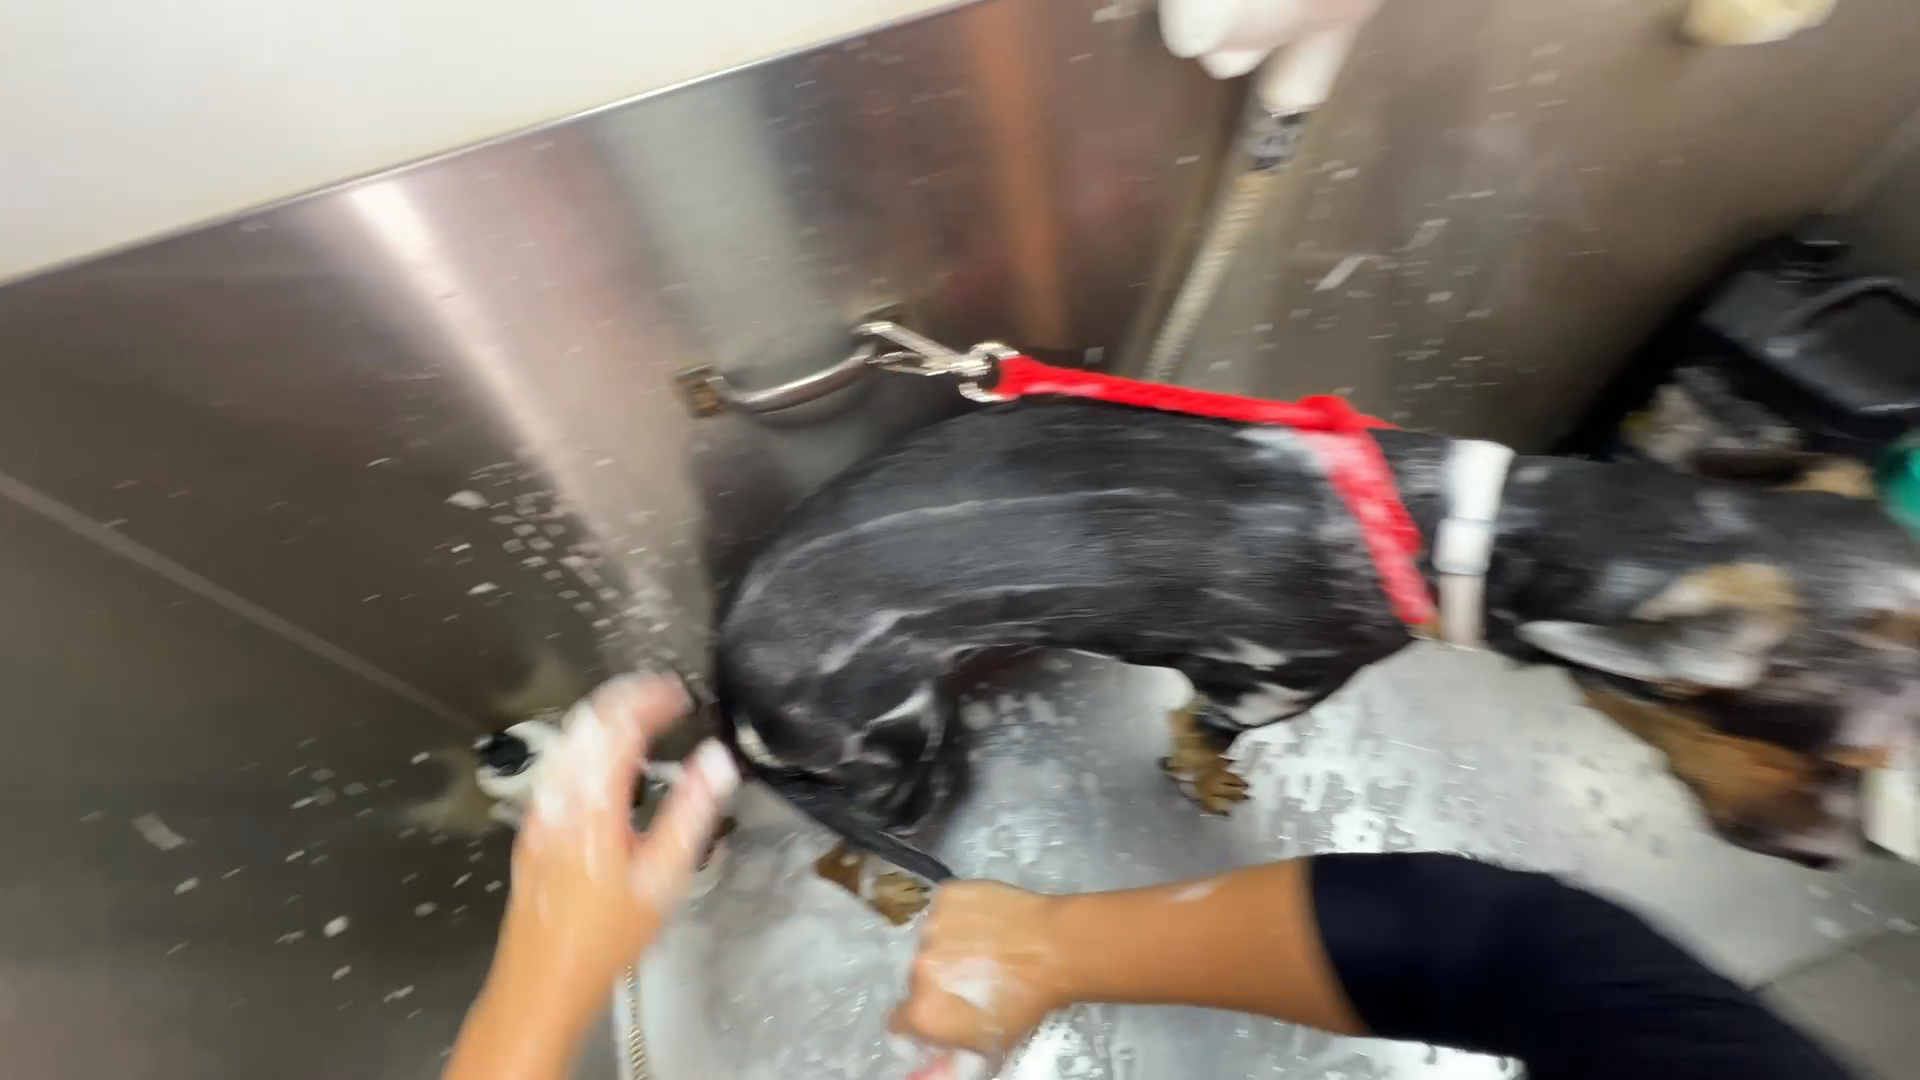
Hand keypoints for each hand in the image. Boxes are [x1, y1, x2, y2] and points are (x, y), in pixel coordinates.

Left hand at [487, 674, 737, 1022]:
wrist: (542, 983)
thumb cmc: (606, 933)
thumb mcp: (664, 875)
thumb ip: (692, 811)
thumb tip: (718, 759)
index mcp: (595, 804)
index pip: (620, 729)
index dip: (651, 700)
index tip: (680, 692)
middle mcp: (561, 799)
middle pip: (587, 724)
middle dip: (627, 697)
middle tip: (663, 691)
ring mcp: (542, 812)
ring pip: (568, 741)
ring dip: (605, 714)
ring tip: (639, 708)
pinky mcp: (535, 827)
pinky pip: (558, 763)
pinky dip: (586, 740)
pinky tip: (602, 752)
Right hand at [891, 882, 1068, 1073]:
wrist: (1053, 946)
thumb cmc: (1024, 1002)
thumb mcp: (987, 1047)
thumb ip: (945, 1066)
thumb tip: (914, 1078)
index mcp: (924, 1010)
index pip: (900, 1020)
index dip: (921, 1019)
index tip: (943, 1010)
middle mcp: (919, 966)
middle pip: (916, 977)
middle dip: (937, 980)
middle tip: (970, 978)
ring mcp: (931, 924)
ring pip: (928, 940)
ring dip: (945, 945)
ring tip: (980, 947)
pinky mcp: (946, 893)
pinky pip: (942, 908)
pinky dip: (956, 915)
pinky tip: (982, 922)